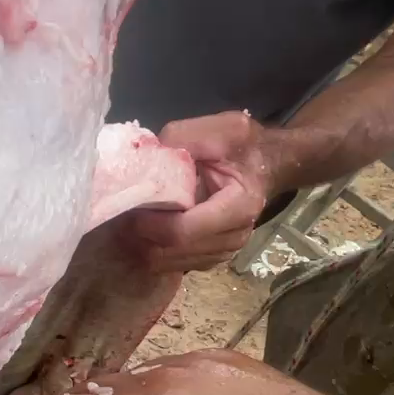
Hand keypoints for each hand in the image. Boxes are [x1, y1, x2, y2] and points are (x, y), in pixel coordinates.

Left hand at [125, 112, 281, 272]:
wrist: (267, 164)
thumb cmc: (243, 147)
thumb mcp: (223, 129)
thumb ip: (184, 138)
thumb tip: (146, 155)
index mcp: (238, 207)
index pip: (180, 231)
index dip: (148, 223)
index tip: (132, 205)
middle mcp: (232, 237)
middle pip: (167, 250)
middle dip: (140, 234)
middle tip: (126, 212)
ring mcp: (221, 253)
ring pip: (163, 262)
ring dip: (142, 243)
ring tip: (135, 218)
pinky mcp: (208, 260)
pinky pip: (168, 265)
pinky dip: (152, 249)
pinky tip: (148, 228)